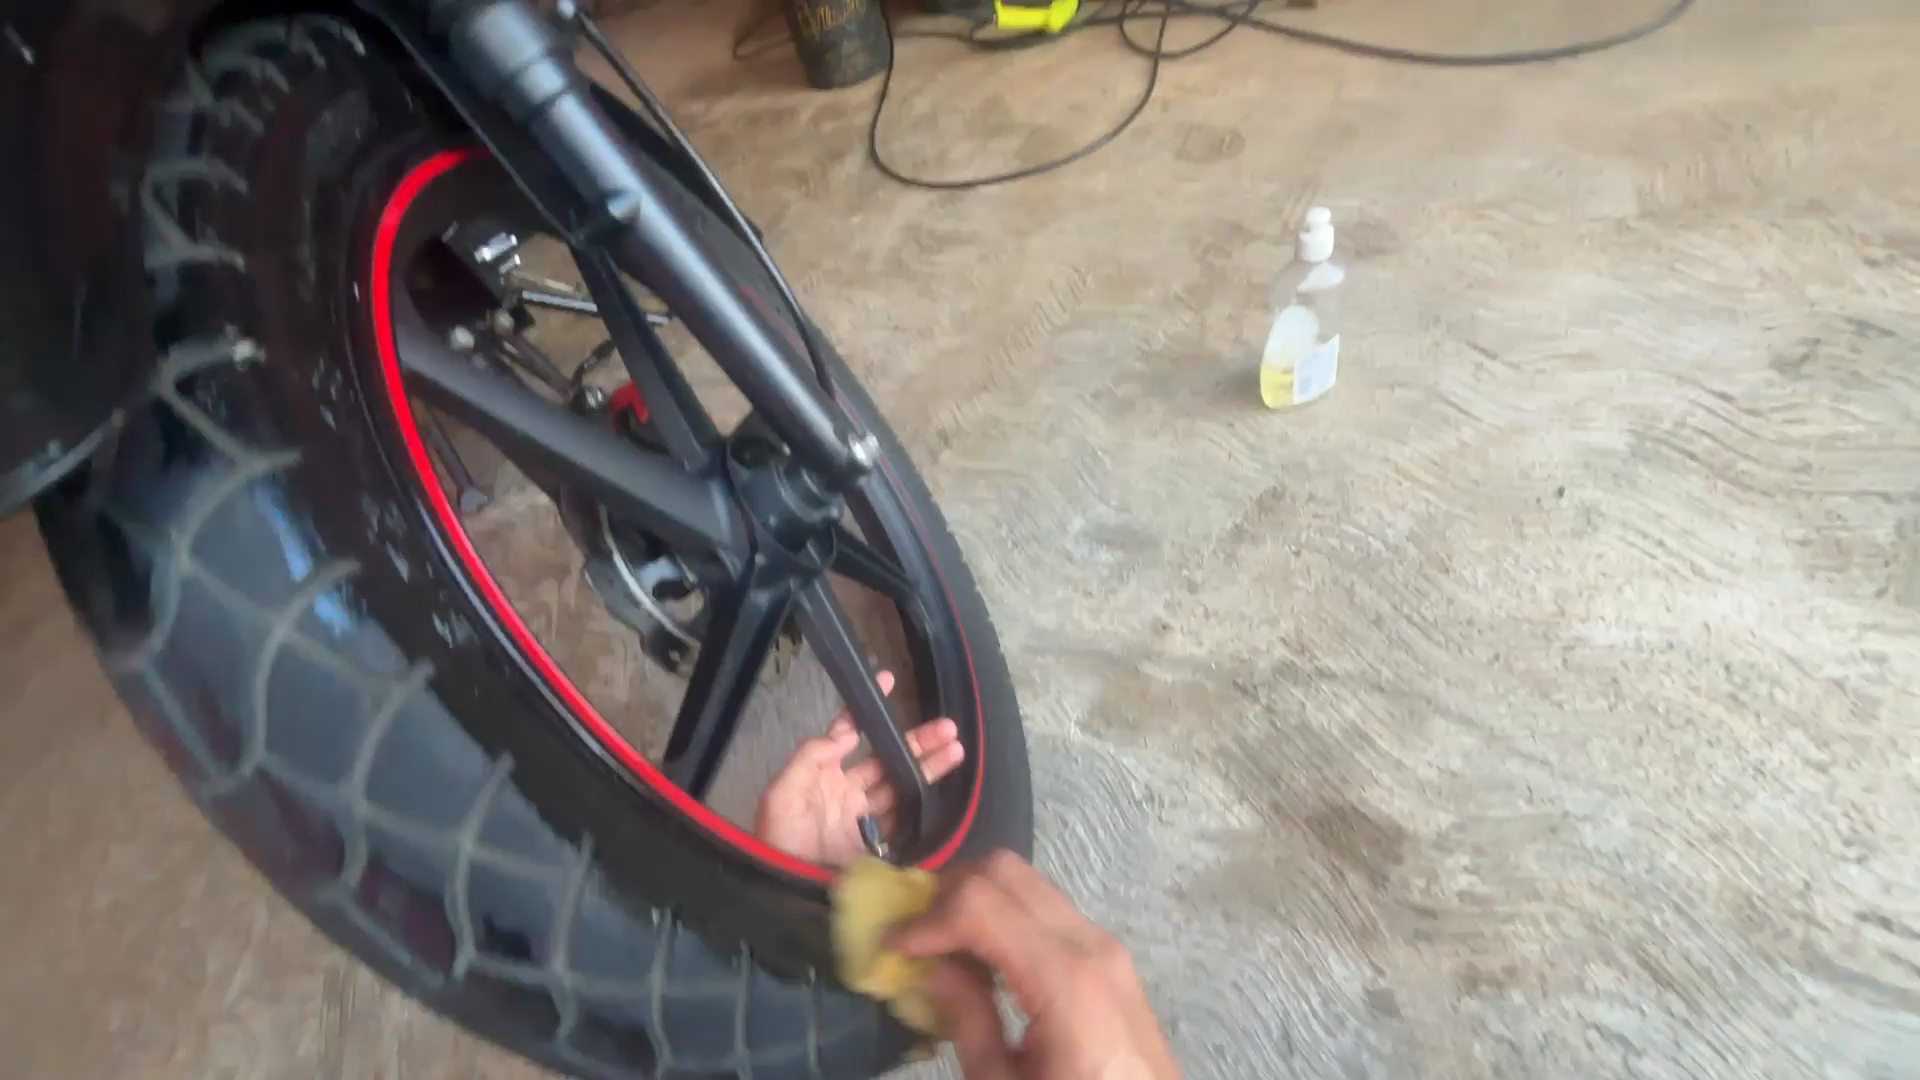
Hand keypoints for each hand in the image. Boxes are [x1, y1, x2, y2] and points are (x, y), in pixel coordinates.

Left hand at [754, 671, 964, 867]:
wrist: (782, 895)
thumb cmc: (779, 840)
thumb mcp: (782, 793)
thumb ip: (811, 756)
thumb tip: (848, 730)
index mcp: (824, 774)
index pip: (849, 732)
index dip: (869, 709)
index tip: (889, 679)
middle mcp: (847, 792)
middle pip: (887, 759)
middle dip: (916, 741)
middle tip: (947, 726)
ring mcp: (863, 821)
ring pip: (902, 786)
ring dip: (929, 767)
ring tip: (956, 748)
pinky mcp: (875, 848)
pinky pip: (904, 822)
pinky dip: (925, 805)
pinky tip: (945, 789)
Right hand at [889, 851, 1180, 1079]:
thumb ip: (967, 1021)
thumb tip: (930, 966)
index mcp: (1065, 979)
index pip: (980, 904)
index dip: (926, 918)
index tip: (891, 944)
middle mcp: (1089, 941)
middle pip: (1005, 870)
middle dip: (949, 889)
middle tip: (913, 930)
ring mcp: (1104, 942)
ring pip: (1026, 879)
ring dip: (976, 894)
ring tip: (941, 940)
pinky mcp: (1107, 954)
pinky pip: (1046, 905)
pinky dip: (1005, 910)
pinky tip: (982, 953)